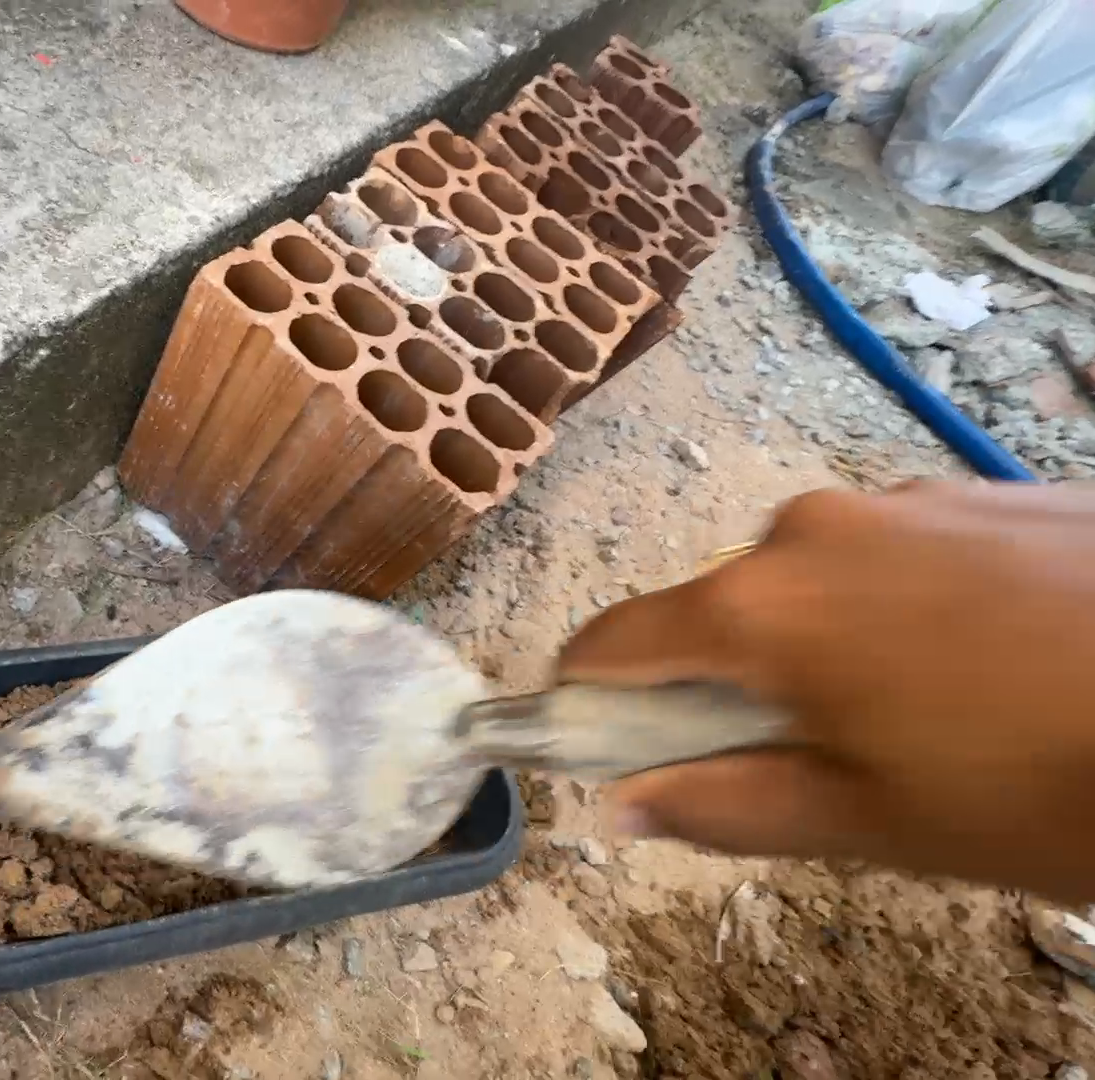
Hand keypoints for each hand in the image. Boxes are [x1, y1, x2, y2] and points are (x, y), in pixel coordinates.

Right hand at [558, 480, 1094, 900]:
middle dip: (719, 672)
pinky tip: (986, 648)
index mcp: (753, 608)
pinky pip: (880, 550)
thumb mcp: (875, 822)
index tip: (597, 728)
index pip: (609, 642)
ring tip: (915, 695)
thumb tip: (611, 808)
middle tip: (800, 738)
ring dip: (807, 634)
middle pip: (705, 611)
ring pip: (794, 578)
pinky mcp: (973, 489)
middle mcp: (796, 532)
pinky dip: (887, 599)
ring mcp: (890, 499)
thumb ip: (718, 806)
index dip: (586, 689)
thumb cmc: (1055, 786)